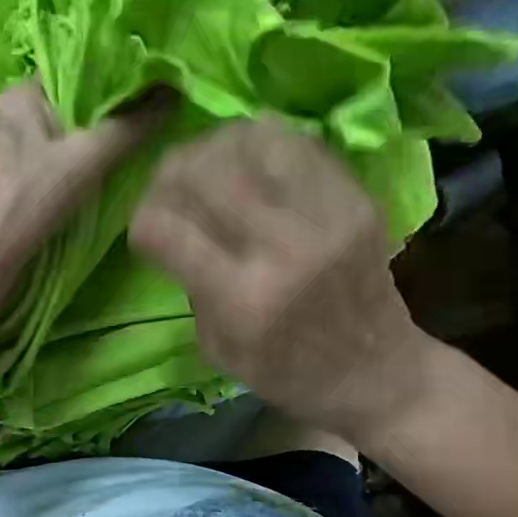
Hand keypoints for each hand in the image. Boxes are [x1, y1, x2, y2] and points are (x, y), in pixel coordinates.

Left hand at [0, 79, 172, 309]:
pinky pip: (28, 169)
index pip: (69, 75)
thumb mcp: (87, 159)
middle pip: (57, 111)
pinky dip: (49, 176)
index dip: (105, 88)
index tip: (135, 107)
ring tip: (99, 171)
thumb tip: (172, 94)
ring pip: (42, 143)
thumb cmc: (28, 201)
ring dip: (69, 155)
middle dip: (89, 126)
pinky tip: (65, 194)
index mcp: (15, 93)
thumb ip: (130, 127)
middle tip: (124, 143)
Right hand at [129, 118, 431, 443]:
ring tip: (203, 165)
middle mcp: (282, 248)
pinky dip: (259, 142)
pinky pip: (297, 143)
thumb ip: (192, 286)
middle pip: (205, 173)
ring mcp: (325, 215)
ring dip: (213, 148)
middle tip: (163, 187)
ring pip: (252, 143)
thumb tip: (173, 231)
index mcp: (242, 300)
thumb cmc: (286, 374)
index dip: (141, 223)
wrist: (376, 371)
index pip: (167, 231)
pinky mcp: (355, 198)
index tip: (143, 233)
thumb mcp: (217, 349)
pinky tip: (246, 159)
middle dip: (168, 174)